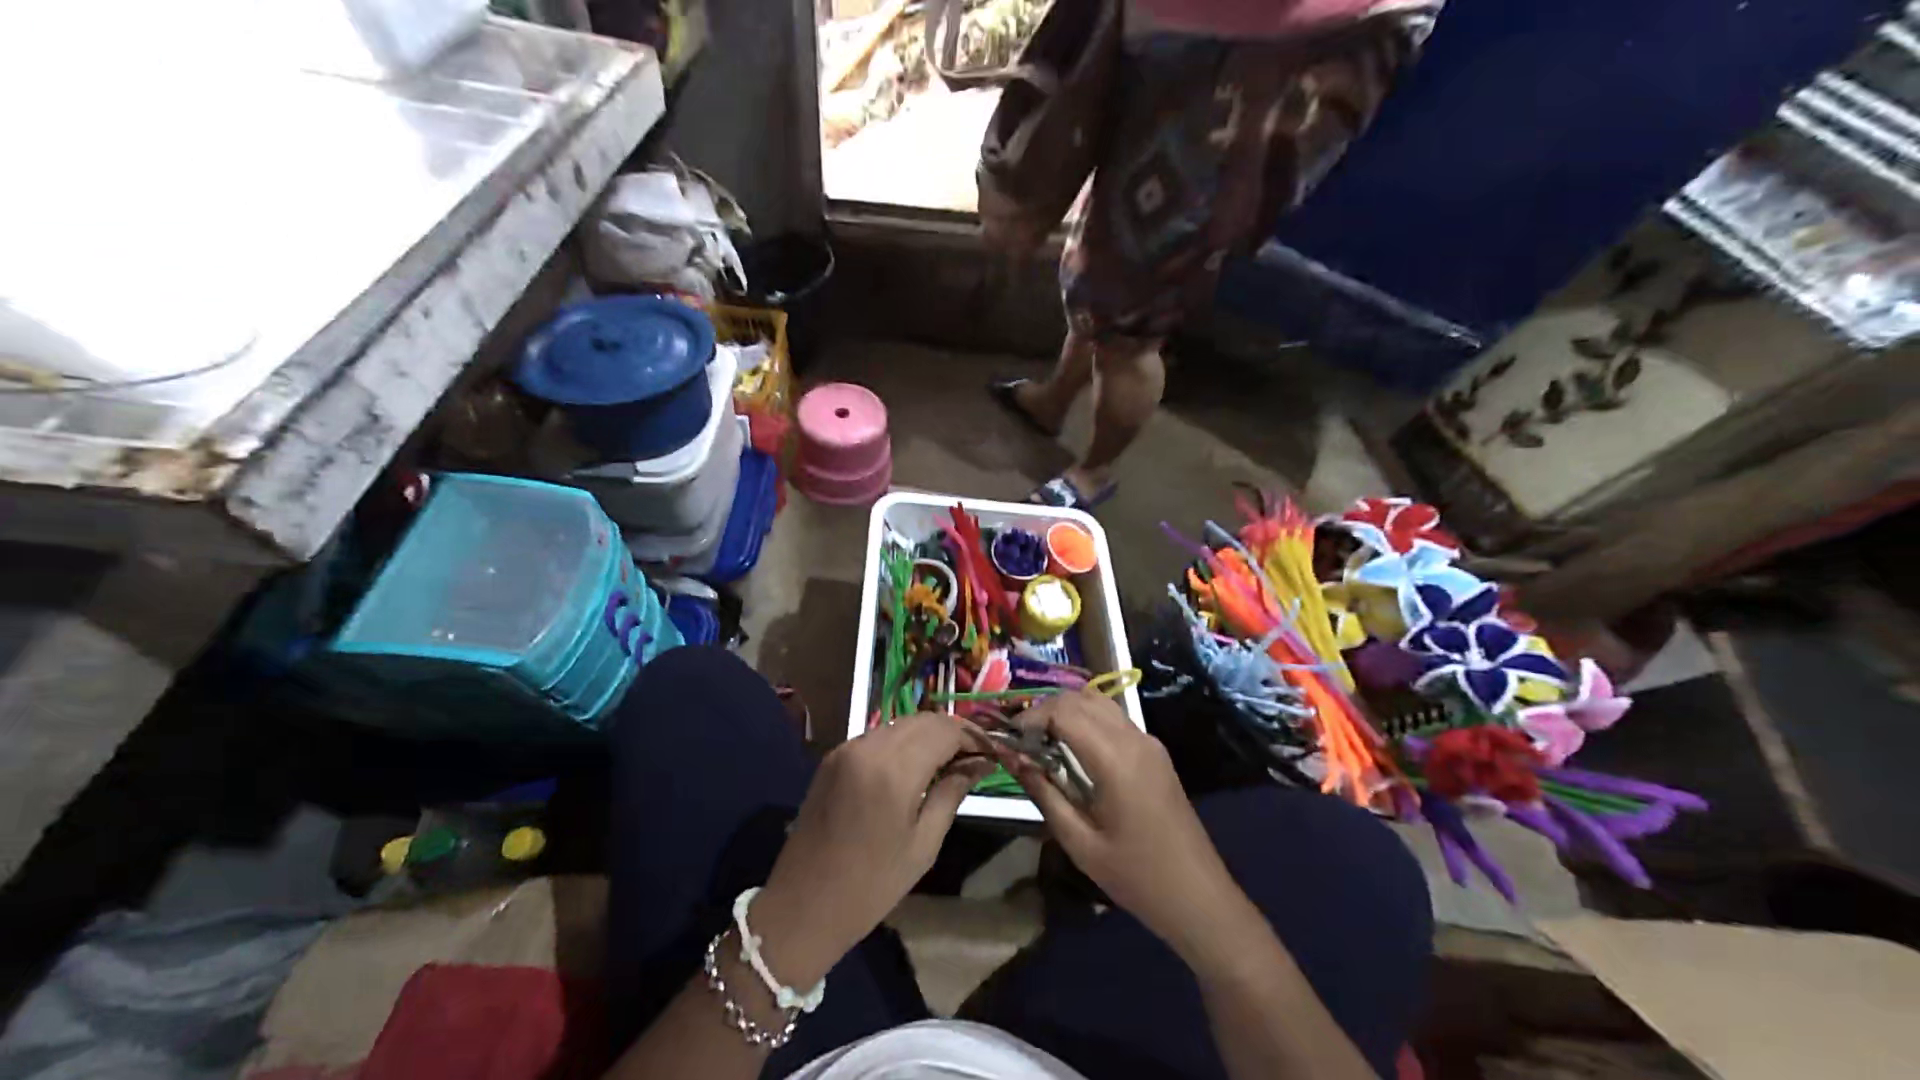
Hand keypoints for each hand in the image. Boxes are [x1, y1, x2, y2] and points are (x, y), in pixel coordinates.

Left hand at [751, 713, 994, 985]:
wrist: (802, 906)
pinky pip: (878, 737)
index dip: (973, 736)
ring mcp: (846, 749)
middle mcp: (868, 747)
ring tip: (951, 761)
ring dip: (928, 735)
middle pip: (922, 720)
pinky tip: (916, 766)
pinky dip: (903, 743)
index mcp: (893, 769)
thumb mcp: (923, 844)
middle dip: (953, 732)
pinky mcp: (833, 758)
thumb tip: (980, 763)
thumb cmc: (871, 885)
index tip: (994, 752)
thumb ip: (952, 792)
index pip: (945, 730)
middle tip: (977, 756)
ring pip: (900, 725)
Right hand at [1001, 691, 1250, 961]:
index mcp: (1116, 758)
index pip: (1064, 711)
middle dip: (1046, 710)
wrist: (1198, 896)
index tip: (1009, 739)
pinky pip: (1114, 720)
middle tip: (1022, 741)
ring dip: (1067, 713)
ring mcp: (1149, 743)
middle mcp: (1134, 739)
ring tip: (1043, 744)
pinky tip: (1073, 753)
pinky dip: (1087, 722)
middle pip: (1081, 698)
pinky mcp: (1155, 753)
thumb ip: (1044, 793)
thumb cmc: (1135, 876)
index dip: (1031, 718)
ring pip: (1099, 703)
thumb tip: (1013, 759)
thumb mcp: (1079, 842)